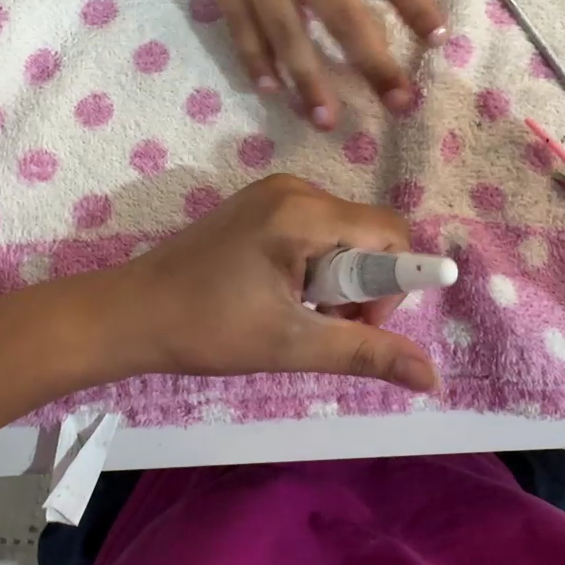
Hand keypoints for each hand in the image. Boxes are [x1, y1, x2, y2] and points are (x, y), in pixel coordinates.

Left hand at [109, 175, 437, 390]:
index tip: (355, 321)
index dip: (391, 283)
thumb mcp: (292, 344)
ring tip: (291, 310)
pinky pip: (314, 228)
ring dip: (334, 277)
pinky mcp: (259, 203)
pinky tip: (277, 291)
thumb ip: (366, 353)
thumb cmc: (209, 328)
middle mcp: (294, 188)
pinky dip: (312, 263)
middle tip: (317, 322)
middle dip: (358, 284)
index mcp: (303, 212)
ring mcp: (273, 192)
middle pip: (366, 232)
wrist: (131, 312)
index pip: (390, 231)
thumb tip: (432, 376)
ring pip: (341, 233)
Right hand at [124, 0, 444, 128]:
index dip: (415, 5)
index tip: (437, 39)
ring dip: (310, 81)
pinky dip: (252, 57)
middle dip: (375, 65)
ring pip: (286, 35)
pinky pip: (237, 23)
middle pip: (343, 17)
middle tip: (400, 106)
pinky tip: (268, 88)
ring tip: (329, 121)